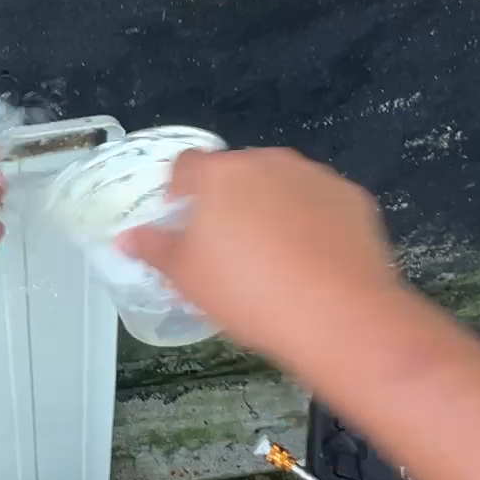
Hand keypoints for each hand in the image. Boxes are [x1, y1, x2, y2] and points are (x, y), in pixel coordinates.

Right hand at [118, 148, 402, 358]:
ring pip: (278, 184)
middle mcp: (267, 162)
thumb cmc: (247, 291)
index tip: (180, 220)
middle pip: (234, 171)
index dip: (177, 190)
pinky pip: (317, 201)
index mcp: (219, 174)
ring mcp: (314, 177)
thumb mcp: (185, 276)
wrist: (339, 317)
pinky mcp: (352, 198)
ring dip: (267, 206)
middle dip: (225, 198)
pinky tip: (308, 258)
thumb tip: (126, 238)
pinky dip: (308, 219)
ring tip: (269, 254)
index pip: (185, 165)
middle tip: (223, 243)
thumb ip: (152, 248)